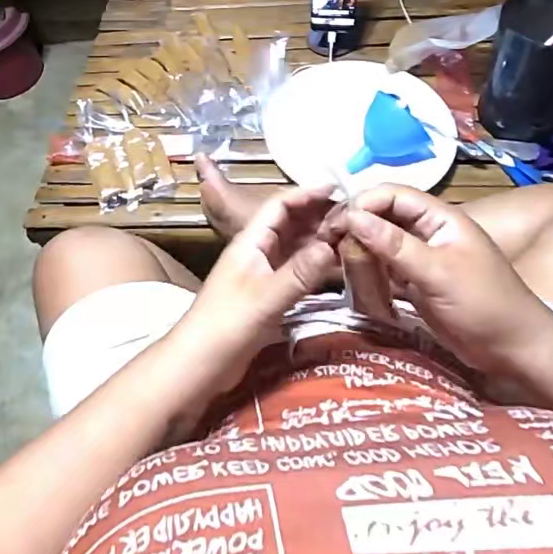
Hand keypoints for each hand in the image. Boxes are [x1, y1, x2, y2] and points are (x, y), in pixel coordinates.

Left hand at [168, 185, 341, 390]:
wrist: (198, 365)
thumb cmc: (227, 324)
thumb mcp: (266, 296)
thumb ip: (300, 272)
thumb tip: (332, 244)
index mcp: (251, 240)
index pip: (280, 204)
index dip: (307, 193)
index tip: (337, 188)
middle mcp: (257, 250)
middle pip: (290, 222)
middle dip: (319, 215)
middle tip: (354, 216)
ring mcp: (262, 272)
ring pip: (295, 246)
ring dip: (319, 239)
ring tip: (351, 237)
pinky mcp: (267, 294)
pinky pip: (296, 269)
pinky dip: (315, 264)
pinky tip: (335, 268)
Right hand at [325, 185, 552, 377]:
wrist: (516, 352)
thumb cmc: (483, 305)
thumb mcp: (437, 272)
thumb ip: (394, 244)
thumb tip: (353, 216)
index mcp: (439, 217)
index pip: (393, 194)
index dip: (362, 203)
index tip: (335, 224)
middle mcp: (428, 231)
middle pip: (383, 215)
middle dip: (355, 225)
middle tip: (325, 242)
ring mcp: (422, 257)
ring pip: (380, 241)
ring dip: (359, 247)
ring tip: (332, 258)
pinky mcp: (417, 281)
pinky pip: (385, 267)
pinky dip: (369, 269)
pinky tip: (351, 276)